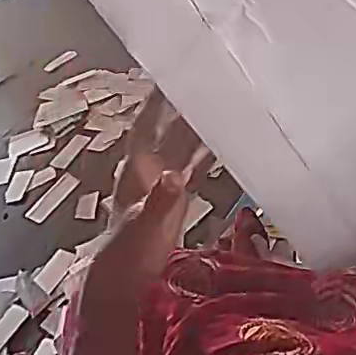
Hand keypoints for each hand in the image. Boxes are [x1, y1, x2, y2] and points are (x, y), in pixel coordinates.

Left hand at [99, 89, 212, 280]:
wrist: (126, 279)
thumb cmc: (126, 252)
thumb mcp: (144, 226)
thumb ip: (161, 201)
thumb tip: (176, 176)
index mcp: (137, 168)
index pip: (147, 126)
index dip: (158, 101)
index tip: (172, 75)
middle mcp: (152, 167)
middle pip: (172, 130)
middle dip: (189, 107)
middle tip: (213, 83)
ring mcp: (166, 179)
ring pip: (187, 145)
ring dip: (203, 127)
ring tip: (227, 105)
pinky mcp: (179, 193)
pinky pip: (197, 164)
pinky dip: (211, 152)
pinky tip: (229, 140)